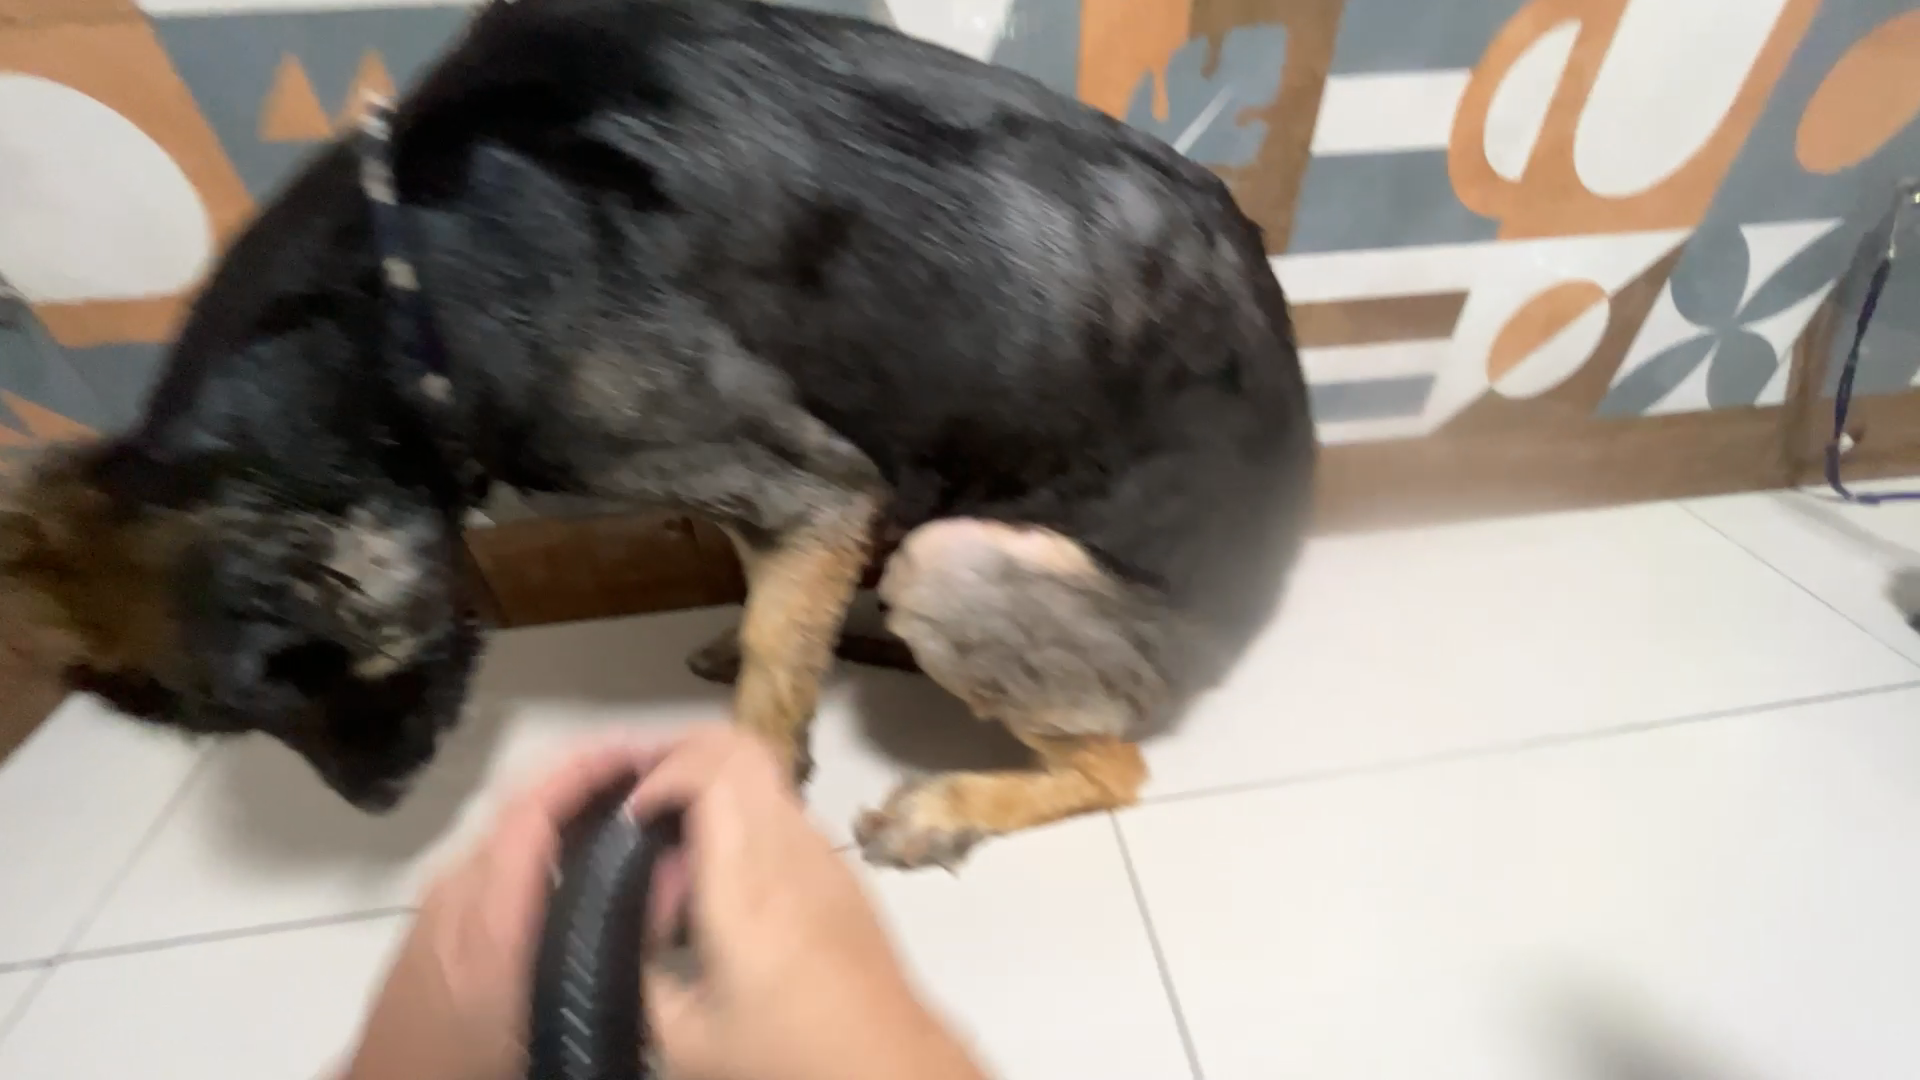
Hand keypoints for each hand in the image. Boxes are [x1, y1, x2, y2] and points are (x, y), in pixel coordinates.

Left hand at [343, 738, 671, 1079]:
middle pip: (530, 798)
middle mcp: (459, 884)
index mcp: (488, 909)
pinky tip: (589, 840)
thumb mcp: (568, 1004)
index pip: (538, 806)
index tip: (646, 751)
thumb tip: (683, 870)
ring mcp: (444, 892)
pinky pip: (509, 843)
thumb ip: (628, 937)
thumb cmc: (480, 1060)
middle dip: (594, 770)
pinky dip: (554, 823)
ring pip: (519, 818)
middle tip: (656, 766)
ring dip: (576, 794)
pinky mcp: (442, 907)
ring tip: (634, 793)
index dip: (591, 767)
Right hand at [634, 726, 987, 1079]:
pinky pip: (783, 807)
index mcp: (746, 881)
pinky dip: (743, 807)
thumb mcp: (687, 1040)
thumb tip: (626, 935)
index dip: (665, 773)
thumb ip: (642, 979)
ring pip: (766, 771)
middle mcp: (788, 844)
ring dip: (715, 778)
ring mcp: (820, 846)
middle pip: (744, 748)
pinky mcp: (837, 861)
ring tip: (677, 831)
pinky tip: (723, 866)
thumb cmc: (786, 1053)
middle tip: (646, 792)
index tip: (633, 813)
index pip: (714, 773)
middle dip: (685, 751)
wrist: (887, 1057)